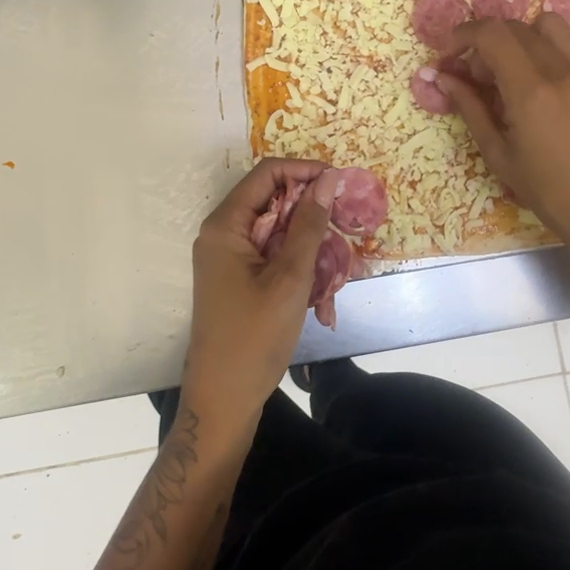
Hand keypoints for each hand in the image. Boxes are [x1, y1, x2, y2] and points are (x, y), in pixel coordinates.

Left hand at [183, 159, 337, 424]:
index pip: (267, 174)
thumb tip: (328, 179)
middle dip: (313, 213)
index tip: (341, 184)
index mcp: (225, 225)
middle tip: (347, 230)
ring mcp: (229, 257)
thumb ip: (309, 225)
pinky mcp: (238, 278)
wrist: (223, 398)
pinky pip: (274, 256)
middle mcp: (223, 233)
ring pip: (279, 231)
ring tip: (338, 273)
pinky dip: (299, 267)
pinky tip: (321, 298)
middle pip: (274, 201)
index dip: (305, 171)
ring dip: (311, 246)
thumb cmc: (254, 337)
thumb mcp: (290, 278)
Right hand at [442, 14, 569, 259]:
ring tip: (511, 69)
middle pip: (516, 27)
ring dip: (521, 36)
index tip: (449, 54)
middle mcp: (562, 71)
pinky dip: (546, 49)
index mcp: (531, 92)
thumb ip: (470, 107)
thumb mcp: (498, 154)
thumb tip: (443, 77)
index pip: (492, 34)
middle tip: (475, 74)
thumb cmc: (547, 192)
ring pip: (548, 25)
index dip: (463, 35)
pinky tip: (540, 84)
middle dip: (486, 41)